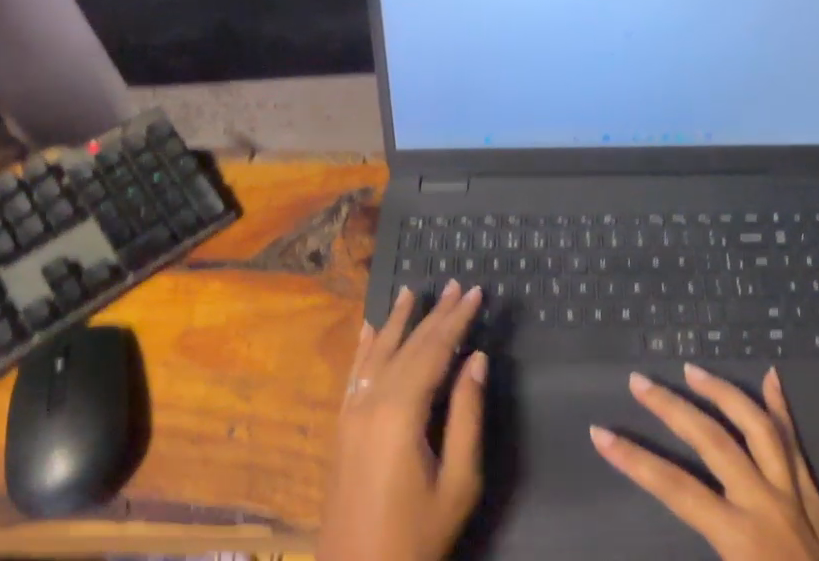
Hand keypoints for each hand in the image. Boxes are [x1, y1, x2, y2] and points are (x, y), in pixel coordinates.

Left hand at [318, 280, 486, 560]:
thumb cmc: (418, 533)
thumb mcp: (458, 481)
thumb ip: (467, 415)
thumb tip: (477, 359)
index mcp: (401, 412)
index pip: (434, 350)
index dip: (456, 319)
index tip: (474, 291)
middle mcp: (371, 402)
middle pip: (406, 346)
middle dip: (433, 314)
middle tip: (454, 284)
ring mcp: (351, 415)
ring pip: (376, 354)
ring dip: (397, 322)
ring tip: (412, 292)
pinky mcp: (342, 429)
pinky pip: (353, 375)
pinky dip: (364, 348)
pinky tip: (368, 329)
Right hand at [591, 364, 818, 560]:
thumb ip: (698, 546)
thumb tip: (675, 505)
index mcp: (738, 535)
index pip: (675, 487)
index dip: (635, 460)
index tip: (601, 433)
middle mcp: (763, 502)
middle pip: (712, 441)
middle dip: (672, 409)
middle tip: (639, 381)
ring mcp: (793, 492)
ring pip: (757, 427)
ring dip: (723, 394)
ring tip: (694, 370)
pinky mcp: (814, 495)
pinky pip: (796, 443)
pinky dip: (782, 408)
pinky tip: (772, 376)